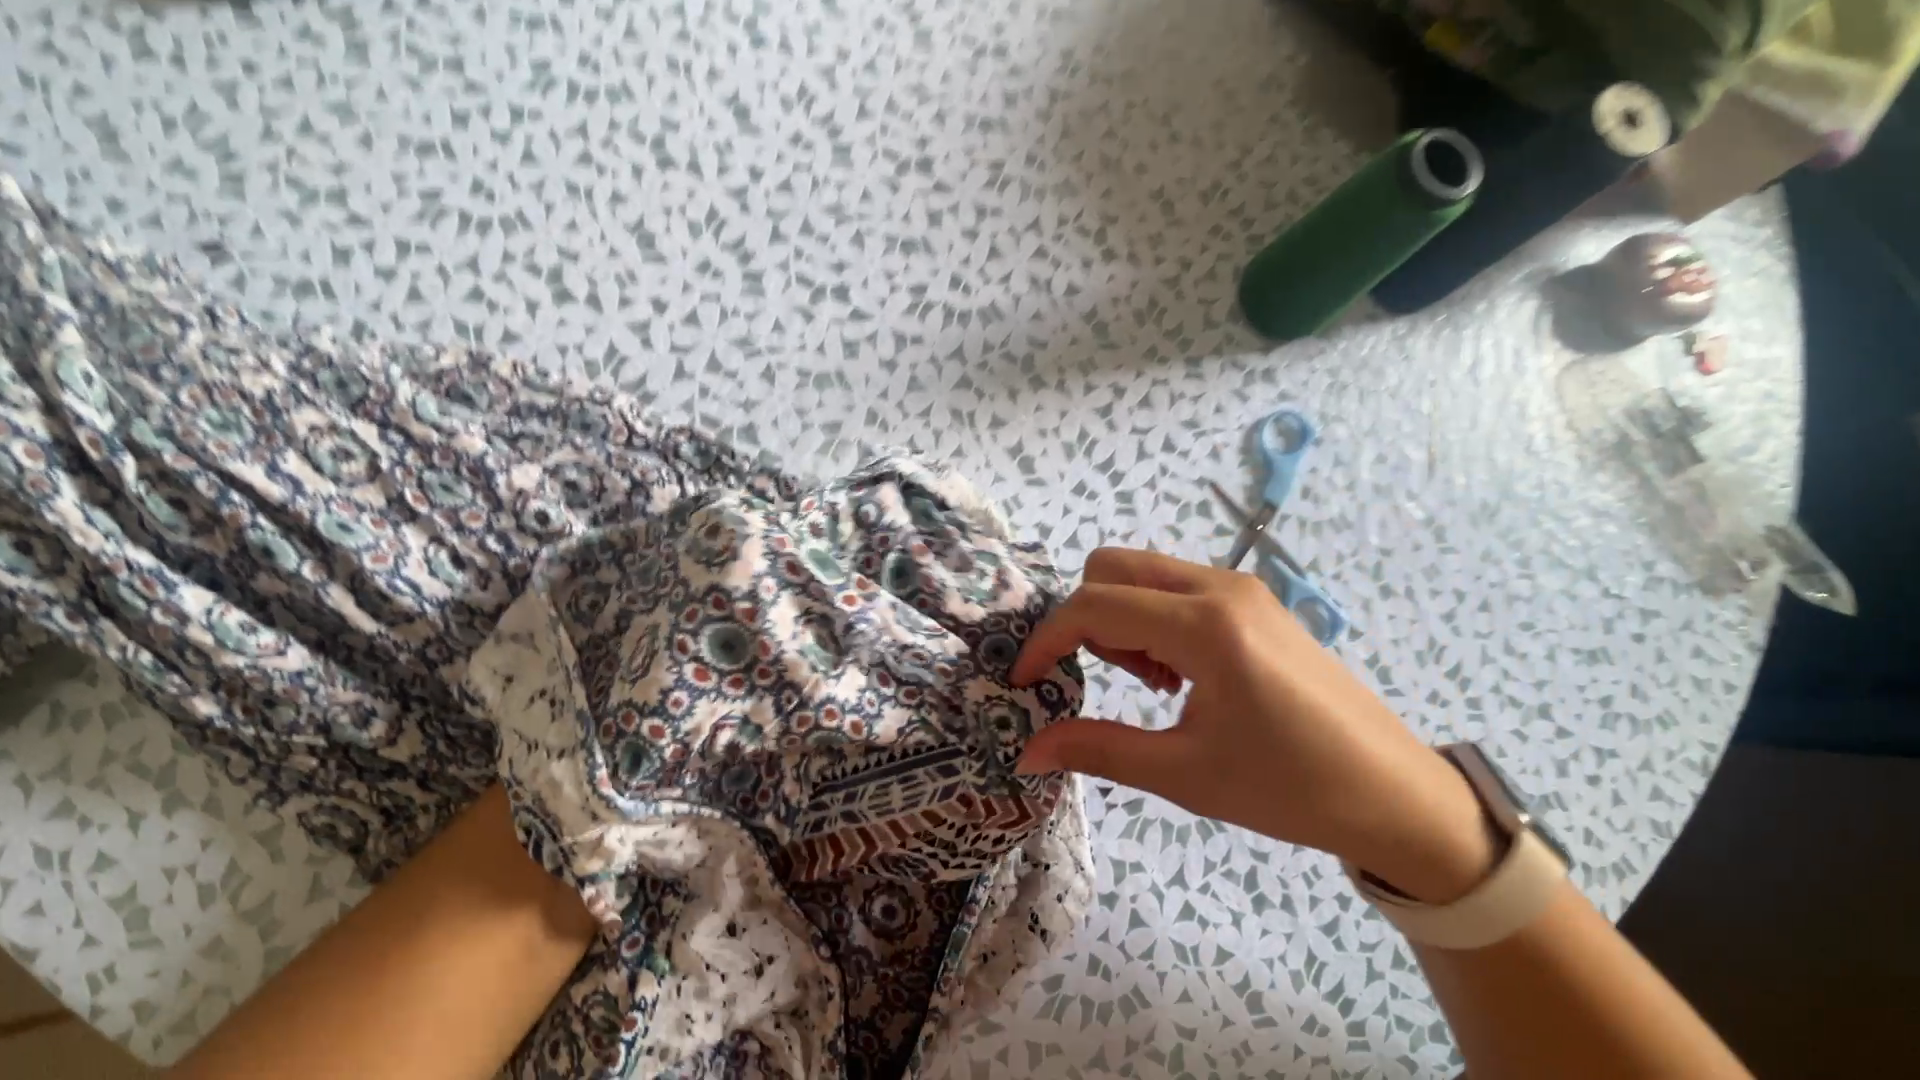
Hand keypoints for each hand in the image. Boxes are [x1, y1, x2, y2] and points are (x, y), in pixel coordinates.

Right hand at [1011, 548, 1499, 902]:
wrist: (1394, 793)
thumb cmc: (1289, 789)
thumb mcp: (1184, 774)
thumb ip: (1098, 750)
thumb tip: (1027, 751)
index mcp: (1205, 627)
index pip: (1094, 607)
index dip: (1046, 641)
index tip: (1025, 682)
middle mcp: (1221, 588)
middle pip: (1112, 566)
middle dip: (1085, 617)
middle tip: (1105, 678)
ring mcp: (1243, 588)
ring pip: (1144, 572)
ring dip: (1121, 616)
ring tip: (1153, 684)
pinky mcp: (1256, 601)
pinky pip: (1178, 585)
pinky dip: (1154, 617)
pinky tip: (1182, 675)